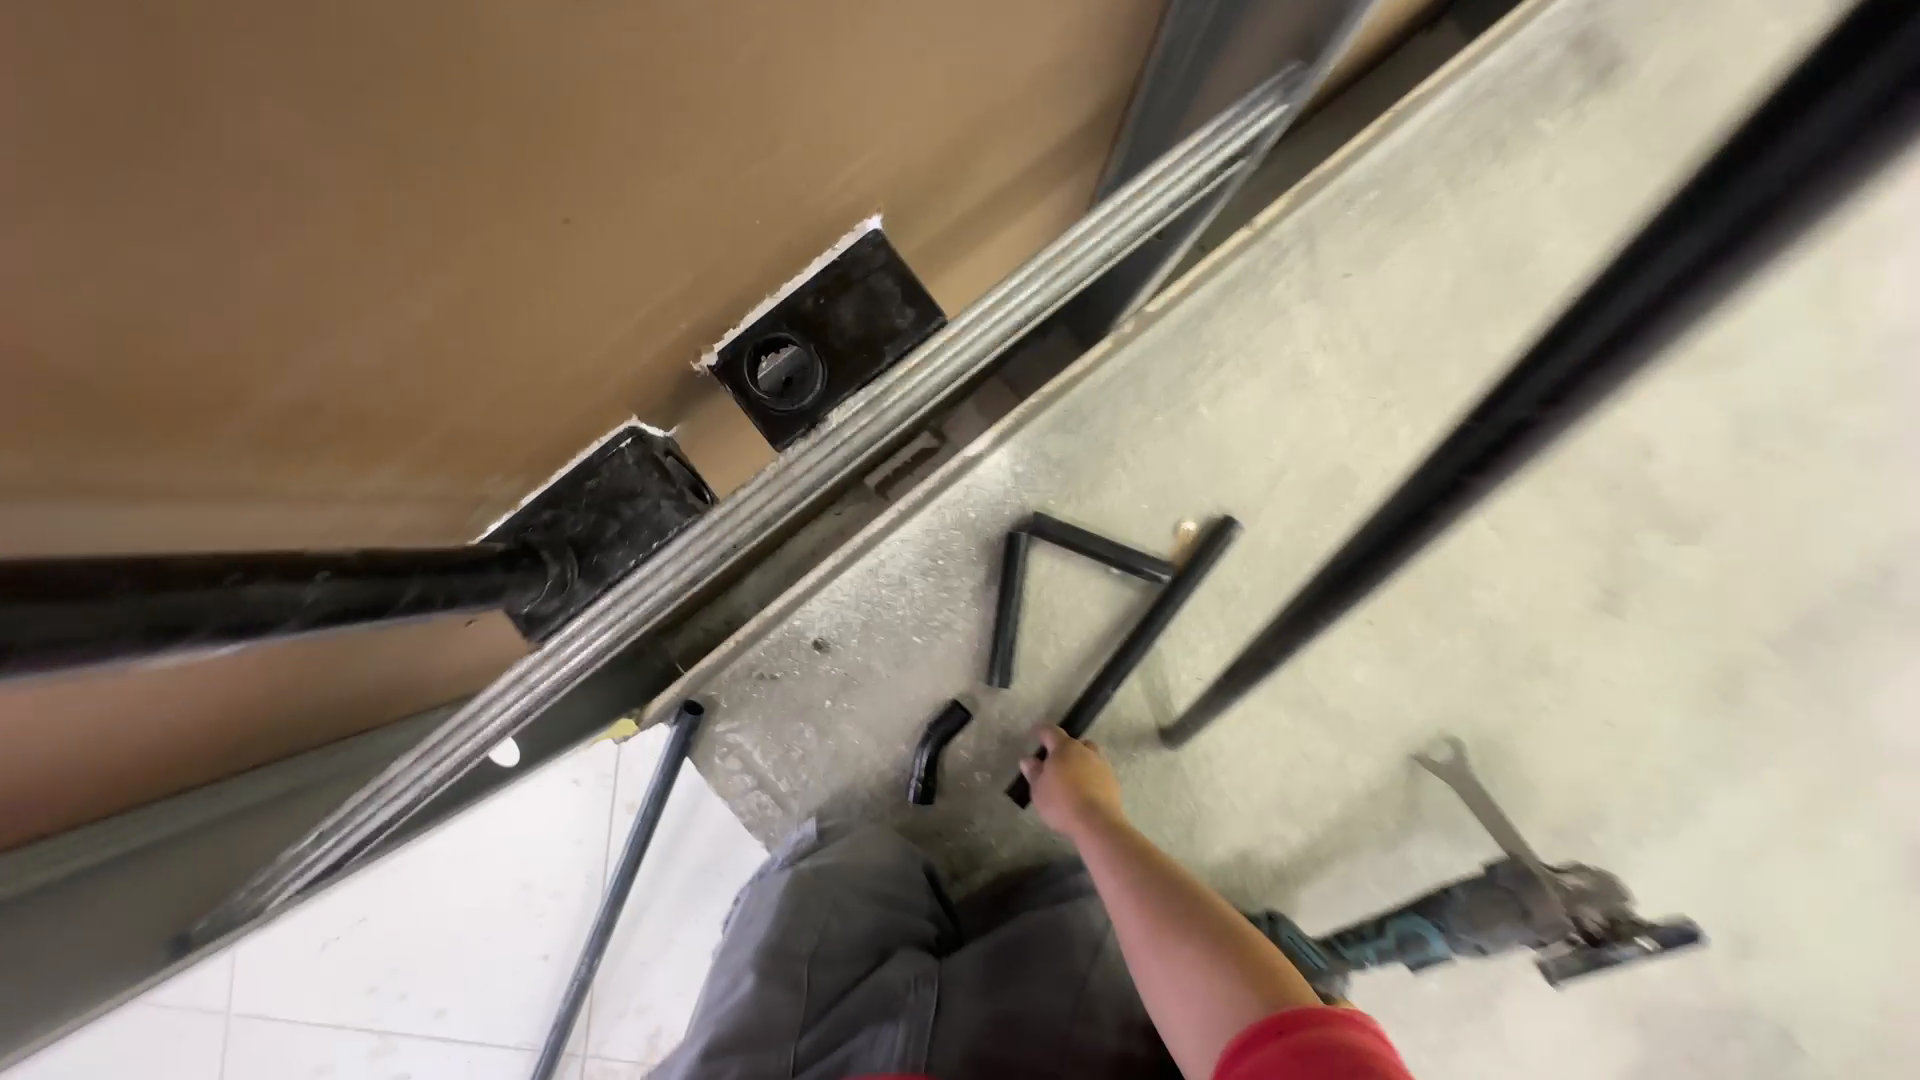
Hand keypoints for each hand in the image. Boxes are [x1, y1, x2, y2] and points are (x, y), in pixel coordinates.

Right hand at [1020, 726, 1127, 843]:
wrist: (1097, 823)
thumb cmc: (1061, 803)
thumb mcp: (1038, 790)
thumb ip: (1034, 772)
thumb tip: (1028, 759)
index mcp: (1065, 748)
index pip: (1051, 732)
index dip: (1042, 731)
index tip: (1036, 735)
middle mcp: (1085, 751)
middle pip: (1074, 743)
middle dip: (1064, 749)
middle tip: (1055, 763)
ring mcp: (1102, 765)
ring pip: (1089, 756)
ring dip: (1080, 762)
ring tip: (1071, 779)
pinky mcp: (1113, 781)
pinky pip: (1099, 773)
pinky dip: (1091, 778)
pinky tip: (1085, 792)